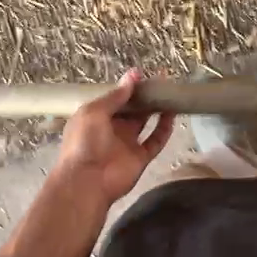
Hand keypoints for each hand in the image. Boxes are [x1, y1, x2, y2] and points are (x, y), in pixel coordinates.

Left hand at [51, 70, 174, 205]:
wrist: (86, 181)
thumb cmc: (84, 142)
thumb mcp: (94, 112)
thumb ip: (115, 96)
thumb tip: (132, 76)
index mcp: (96, 116)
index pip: (115, 98)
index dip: (128, 87)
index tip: (142, 75)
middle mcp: (112, 128)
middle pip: (132, 109)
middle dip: (145, 96)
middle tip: (161, 81)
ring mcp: (127, 143)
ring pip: (145, 122)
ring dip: (156, 109)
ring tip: (169, 94)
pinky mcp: (140, 157)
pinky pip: (156, 141)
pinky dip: (164, 129)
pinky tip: (172, 115)